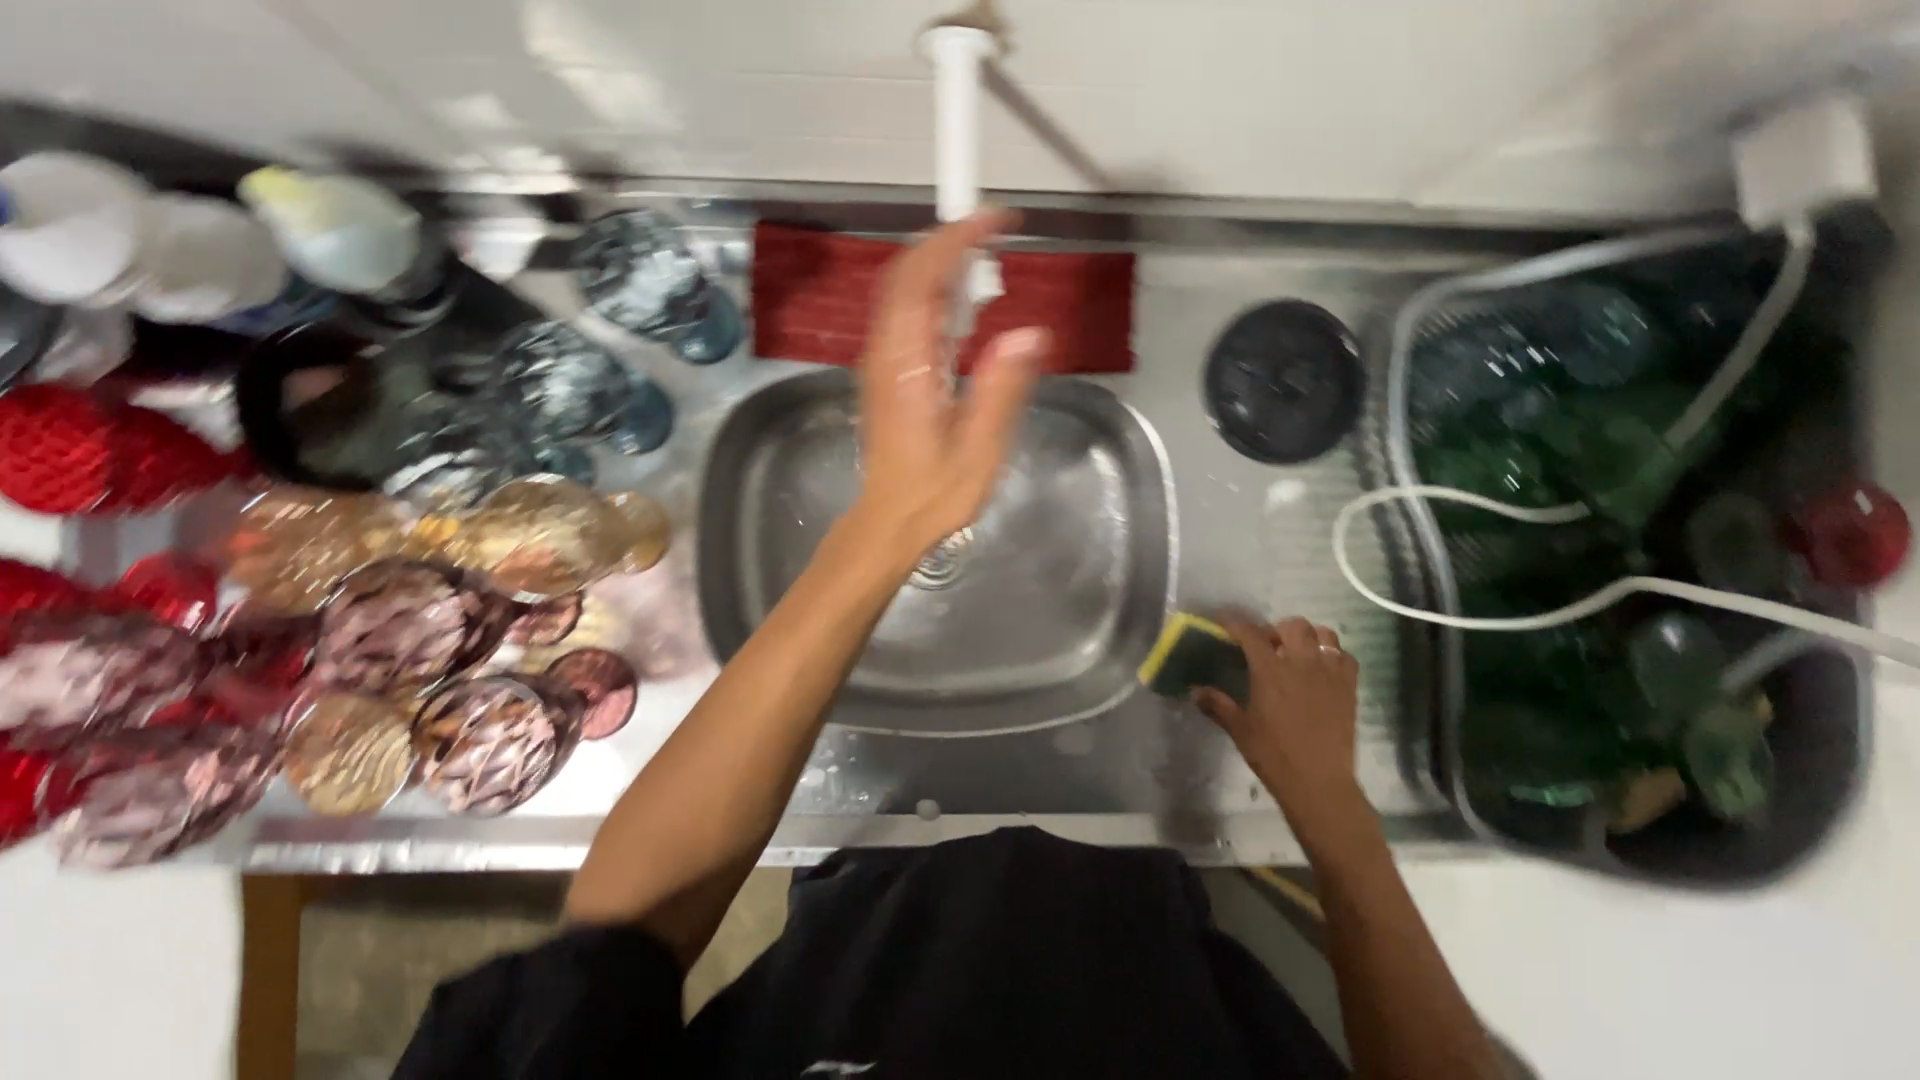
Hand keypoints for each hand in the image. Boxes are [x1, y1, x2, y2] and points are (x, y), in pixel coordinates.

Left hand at [854, 208, 1047, 558]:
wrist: (887, 521)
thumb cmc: (933, 493)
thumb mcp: (980, 449)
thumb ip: (1003, 388)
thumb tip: (1031, 333)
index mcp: (909, 364)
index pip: (924, 278)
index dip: (958, 238)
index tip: (997, 218)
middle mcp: (886, 351)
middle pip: (906, 272)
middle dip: (948, 239)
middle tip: (997, 233)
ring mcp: (880, 359)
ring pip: (901, 288)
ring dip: (939, 262)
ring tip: (986, 262)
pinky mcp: (884, 371)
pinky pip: (903, 311)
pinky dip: (933, 290)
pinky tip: (963, 306)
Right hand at [1195, 615, 1366, 825]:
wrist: (1318, 782)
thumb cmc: (1273, 755)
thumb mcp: (1240, 729)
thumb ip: (1217, 705)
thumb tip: (1194, 691)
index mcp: (1270, 671)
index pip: (1250, 633)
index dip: (1234, 622)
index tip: (1223, 620)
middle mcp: (1302, 663)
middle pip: (1292, 625)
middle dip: (1276, 629)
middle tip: (1267, 645)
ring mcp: (1330, 673)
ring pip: (1324, 634)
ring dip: (1308, 636)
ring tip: (1297, 652)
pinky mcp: (1349, 687)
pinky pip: (1345, 656)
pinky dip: (1333, 654)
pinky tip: (1323, 668)